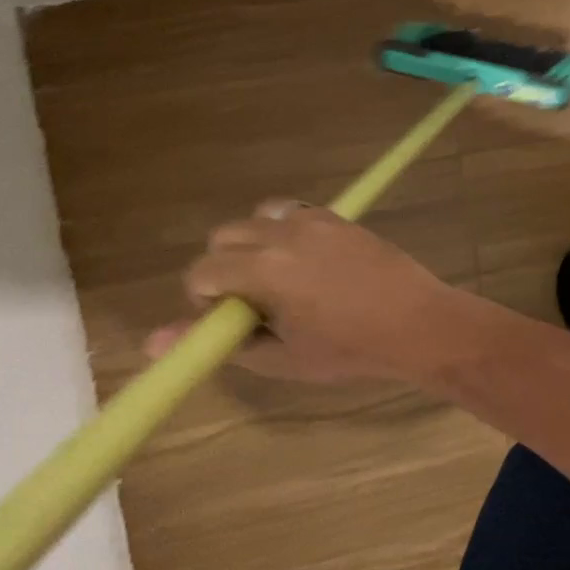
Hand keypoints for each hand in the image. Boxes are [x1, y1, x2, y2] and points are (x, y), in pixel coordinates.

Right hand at [144, 198, 448, 383]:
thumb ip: (220, 343)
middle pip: (226, 236)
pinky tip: (309, 264)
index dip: (205, 300)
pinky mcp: (343, 219)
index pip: (202, 270)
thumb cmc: (349, 349)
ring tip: (279, 278)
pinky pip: (298, 212)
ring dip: (256, 242)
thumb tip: (152, 342)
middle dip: (225, 266)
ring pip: (261, 216)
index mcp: (264, 268)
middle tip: (252, 302)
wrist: (417, 322)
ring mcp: (319, 221)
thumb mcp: (279, 356)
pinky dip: (288, 230)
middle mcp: (286, 234)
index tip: (231, 321)